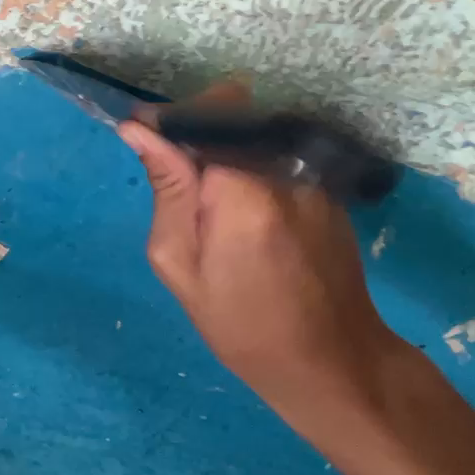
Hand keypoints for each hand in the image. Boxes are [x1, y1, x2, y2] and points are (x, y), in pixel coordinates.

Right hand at [117, 83, 398, 415]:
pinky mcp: (327, 187)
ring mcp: (313, 176)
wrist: (335, 363)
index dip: (164, 121)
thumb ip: (166, 188)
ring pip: (252, 129)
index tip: (140, 136)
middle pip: (229, 111)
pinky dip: (248, 162)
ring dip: (221, 144)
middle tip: (172, 171)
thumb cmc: (242, 322)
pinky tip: (242, 208)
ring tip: (208, 195)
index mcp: (241, 189)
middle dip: (192, 127)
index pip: (197, 117)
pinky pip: (274, 152)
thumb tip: (138, 130)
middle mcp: (283, 169)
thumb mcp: (179, 262)